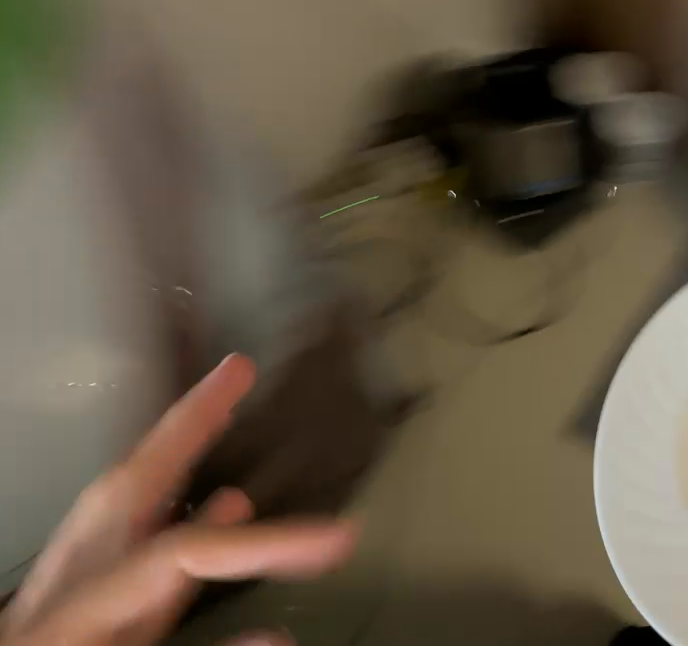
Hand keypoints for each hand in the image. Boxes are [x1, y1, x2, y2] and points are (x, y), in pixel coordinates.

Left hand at [1, 355, 358, 645]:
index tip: (342, 539)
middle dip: (180, 432)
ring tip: (222, 410)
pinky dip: (177, 524)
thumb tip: (280, 636)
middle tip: (238, 371)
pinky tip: (223, 507)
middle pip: (114, 504)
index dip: (260, 543)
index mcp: (55, 634)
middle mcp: (43, 614)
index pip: (167, 561)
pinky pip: (119, 568)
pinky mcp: (59, 633)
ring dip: (173, 460)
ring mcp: (44, 622)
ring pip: (107, 524)